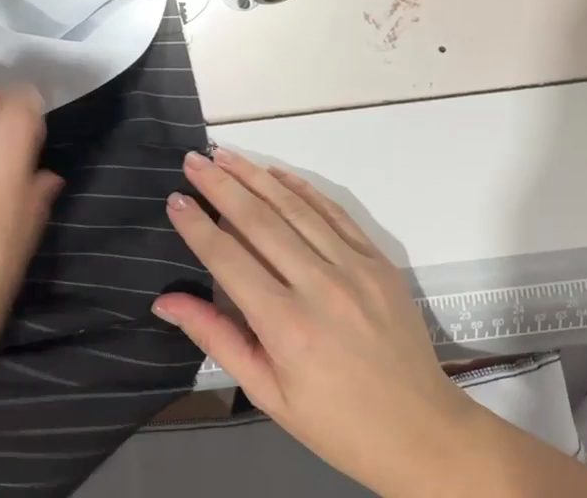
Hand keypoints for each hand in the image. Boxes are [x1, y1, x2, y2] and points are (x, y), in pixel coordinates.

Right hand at [152, 149, 470, 494]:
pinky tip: (276, 172)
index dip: (197, 226)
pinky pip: (334, 213)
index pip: (228, 259)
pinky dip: (302, 188)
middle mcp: (319, 287)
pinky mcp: (379, 262)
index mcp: (286, 326)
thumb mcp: (267, 392)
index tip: (174, 199)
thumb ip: (216, 338)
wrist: (422, 432)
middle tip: (193, 159)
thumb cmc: (335, 423)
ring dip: (255, 176)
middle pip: (258, 221)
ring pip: (294, 208)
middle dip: (220, 185)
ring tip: (225, 155)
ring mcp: (354, 269)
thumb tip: (165, 301)